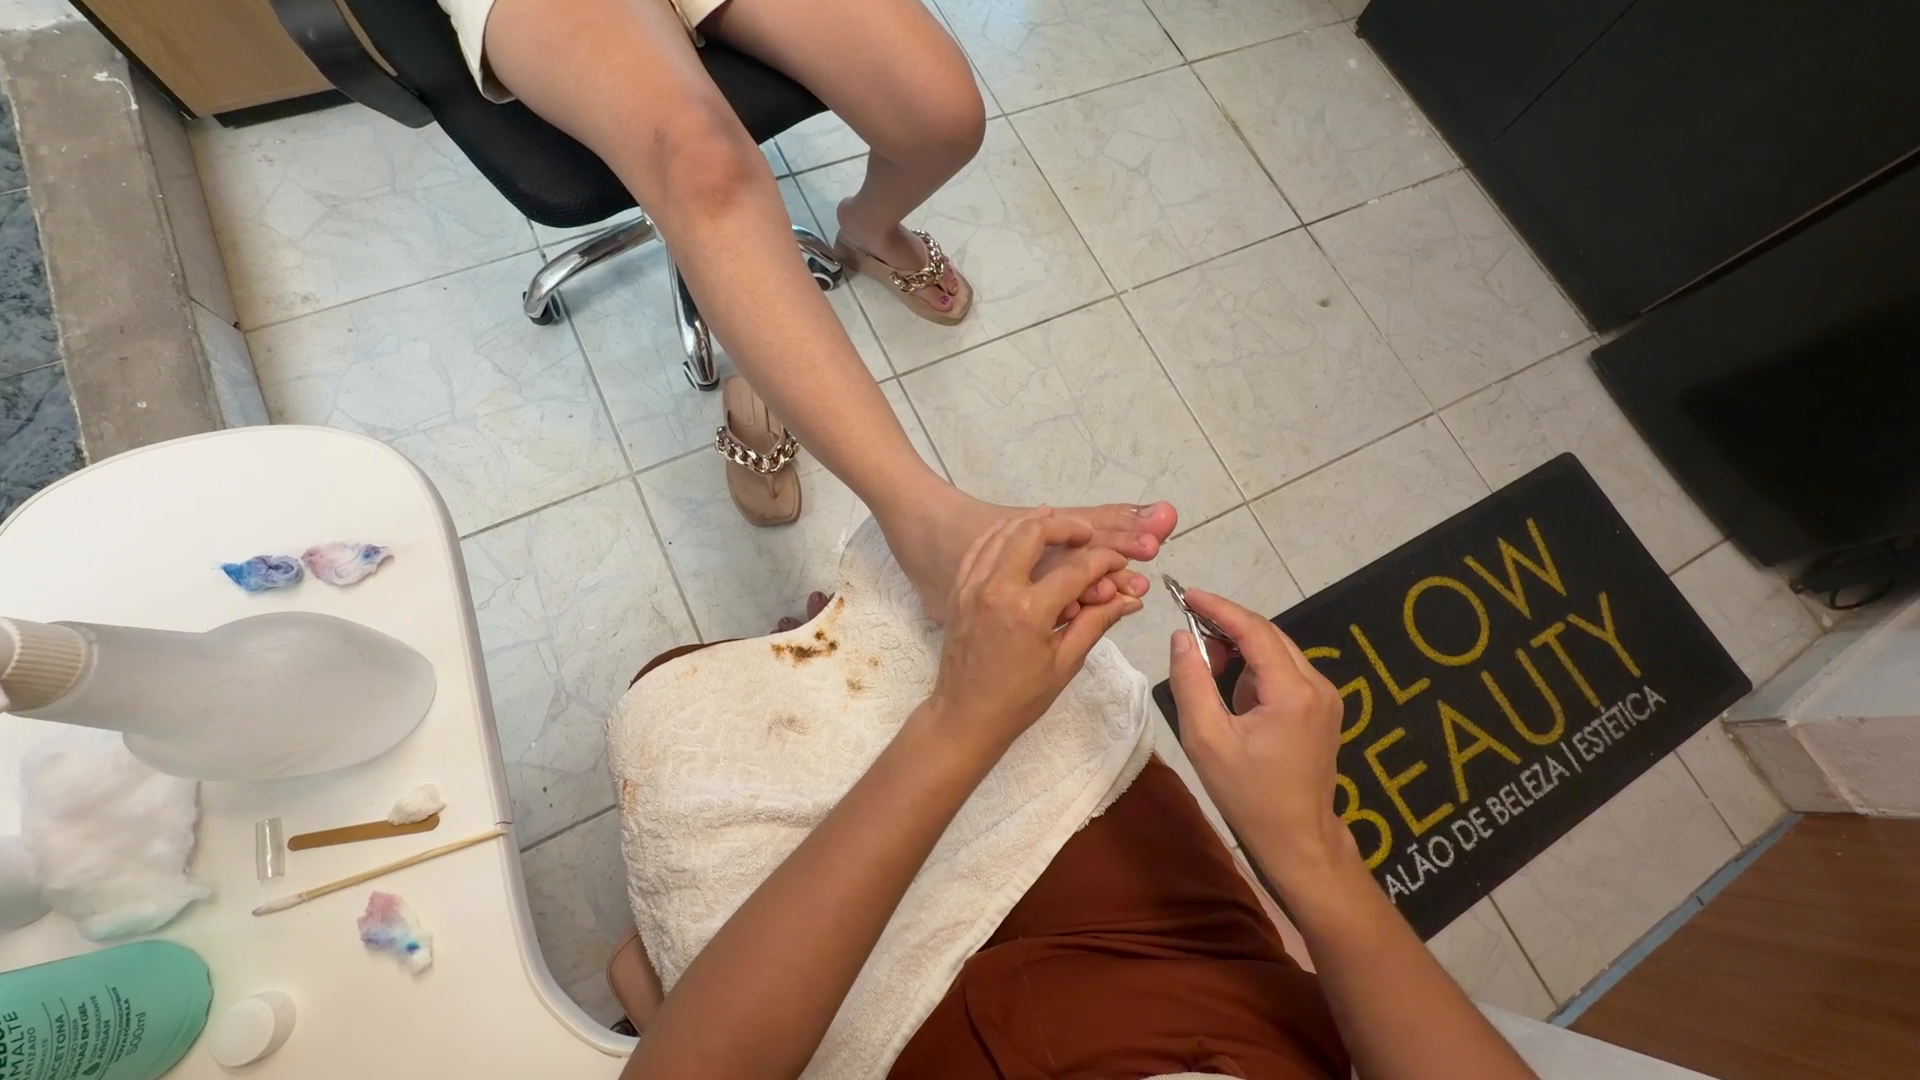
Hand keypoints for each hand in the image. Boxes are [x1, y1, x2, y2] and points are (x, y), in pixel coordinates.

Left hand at [926, 509, 1142, 754]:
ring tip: (1058, 523)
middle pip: (1033, 532)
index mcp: (1029, 611)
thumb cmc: (1020, 698)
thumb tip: (1130, 598)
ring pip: (1003, 532)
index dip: (1104, 560)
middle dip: (1066, 526)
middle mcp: (998, 588)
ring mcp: (972, 586)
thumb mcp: (1065, 663)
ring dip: (1033, 522)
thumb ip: (1096, 622)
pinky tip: (1018, 531)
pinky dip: (1001, 533)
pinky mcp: (958, 589)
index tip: (1119, 560)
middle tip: (1087, 533)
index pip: (1076, 569)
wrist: (965, 715)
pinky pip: (980, 548)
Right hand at [1167, 590, 1357, 884]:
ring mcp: (1325, 697)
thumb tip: (1182, 638)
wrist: (1297, 838)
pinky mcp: (1323, 708)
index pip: (1254, 630)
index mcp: (1292, 691)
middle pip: (1268, 635)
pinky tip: (1231, 687)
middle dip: (1226, 627)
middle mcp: (1317, 686)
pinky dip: (1254, 667)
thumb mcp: (1205, 738)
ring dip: (1239, 648)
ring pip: (1276, 651)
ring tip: (1205, 667)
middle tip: (1188, 636)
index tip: (1185, 594)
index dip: (1218, 608)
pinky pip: (1284, 671)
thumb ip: (1191, 681)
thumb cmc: (1247, 793)